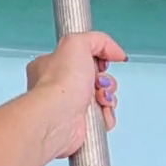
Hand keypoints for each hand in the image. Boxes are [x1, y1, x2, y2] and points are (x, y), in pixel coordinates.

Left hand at [25, 31, 125, 159]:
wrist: (58, 117)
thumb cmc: (59, 83)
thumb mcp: (76, 43)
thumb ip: (98, 40)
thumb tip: (115, 52)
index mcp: (50, 65)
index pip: (80, 58)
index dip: (96, 59)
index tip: (101, 62)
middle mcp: (58, 87)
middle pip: (95, 79)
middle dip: (105, 80)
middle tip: (99, 82)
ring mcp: (69, 106)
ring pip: (101, 98)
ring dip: (107, 96)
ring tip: (99, 98)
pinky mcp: (80, 125)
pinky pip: (103, 117)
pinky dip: (107, 115)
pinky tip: (99, 112)